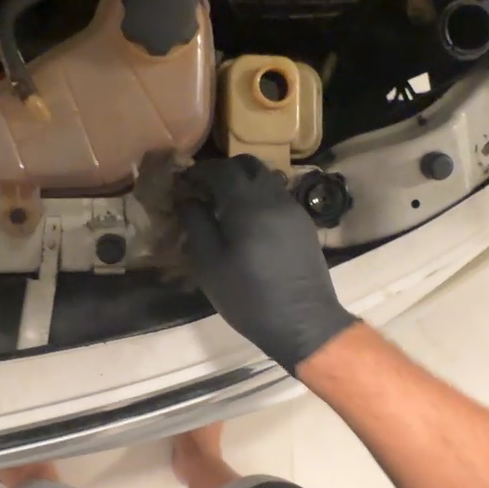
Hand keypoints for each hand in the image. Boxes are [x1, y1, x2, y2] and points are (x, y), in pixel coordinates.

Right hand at [176, 156, 357, 371]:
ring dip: (243, 183)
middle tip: (204, 189)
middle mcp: (273, 198)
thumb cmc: (248, 297)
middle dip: (223, 171)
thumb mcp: (210, 265)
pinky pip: (278, 196)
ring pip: (266, 179)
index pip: (221, 169)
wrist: (303, 322)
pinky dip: (259, 197)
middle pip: (248, 165)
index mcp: (247, 204)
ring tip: (225, 205)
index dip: (199, 171)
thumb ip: (196, 225)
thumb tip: (188, 199)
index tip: (184, 182)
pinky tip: (248, 222)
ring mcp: (293, 209)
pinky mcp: (304, 224)